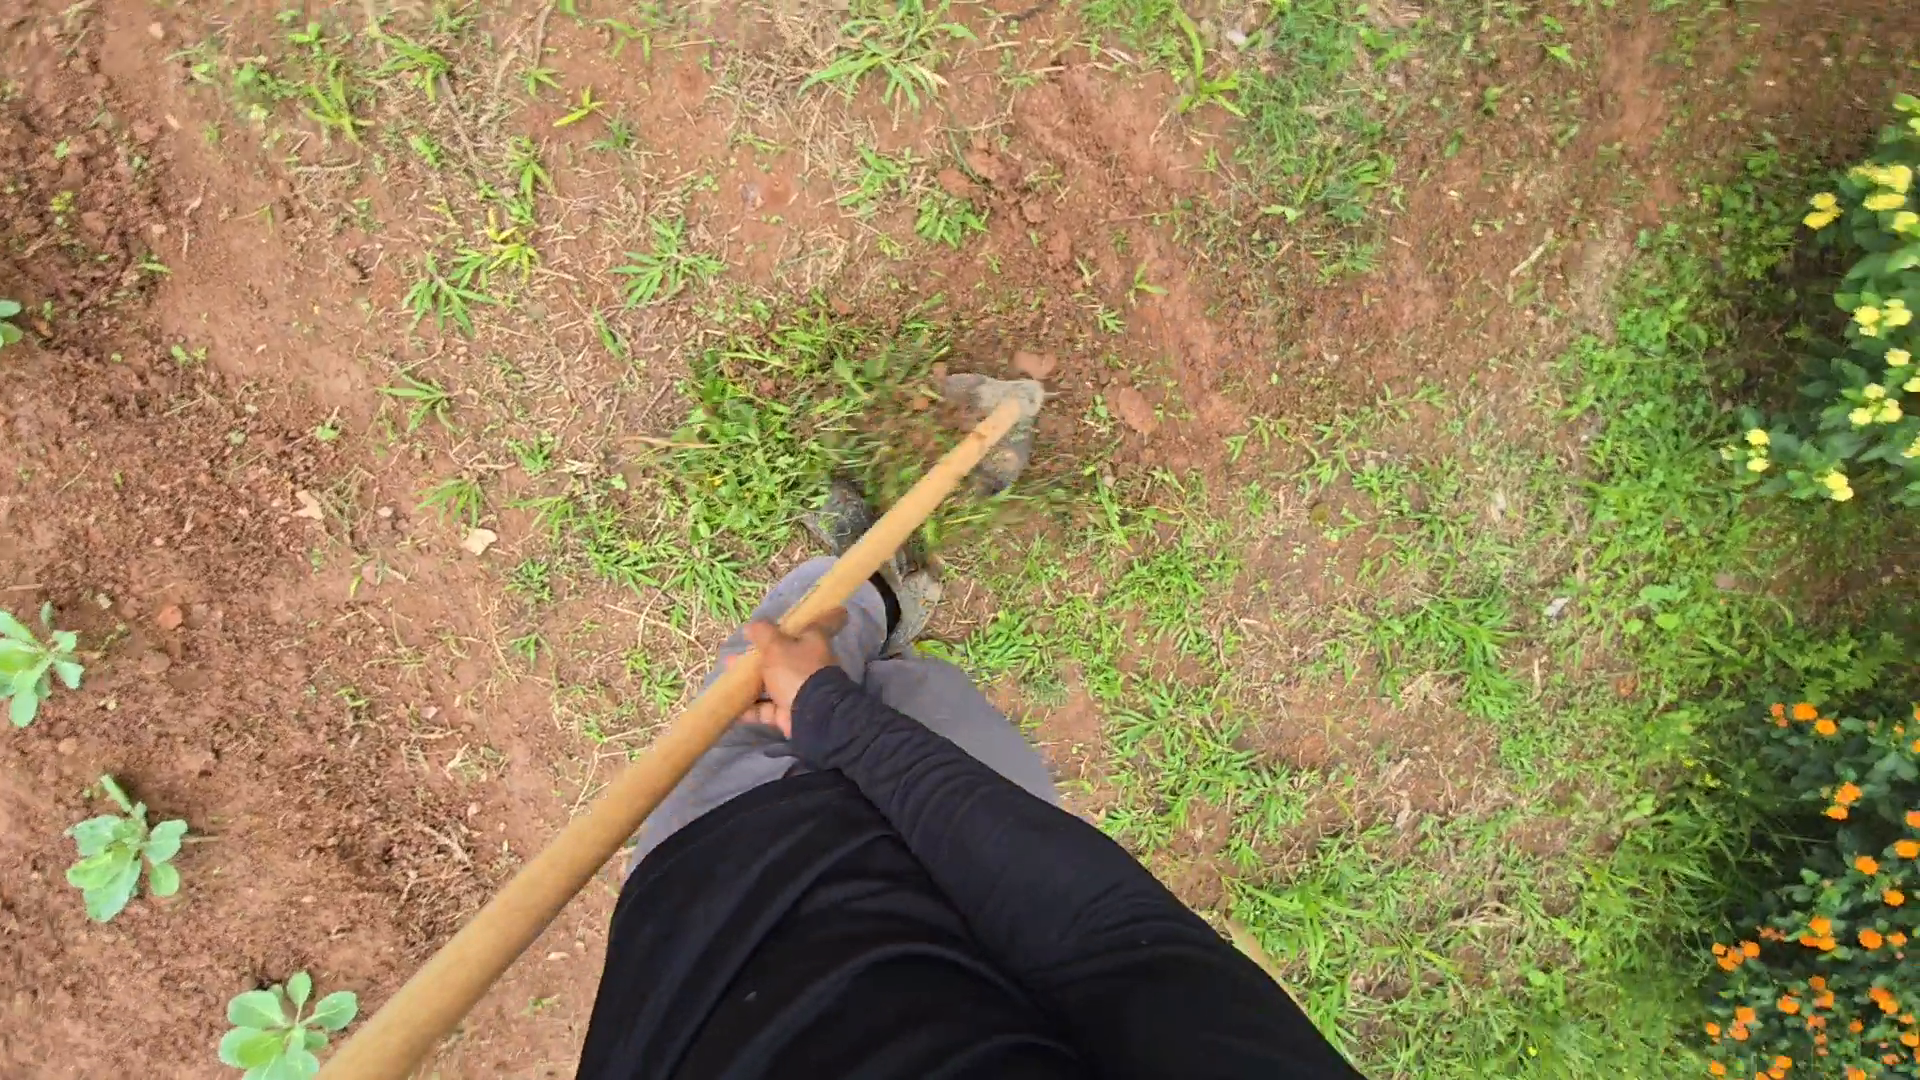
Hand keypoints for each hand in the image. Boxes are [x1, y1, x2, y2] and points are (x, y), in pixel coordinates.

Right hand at [736, 607, 848, 736]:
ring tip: (728, 680)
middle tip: (732, 660)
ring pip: (772, 684)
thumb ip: (762, 634)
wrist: (812, 714)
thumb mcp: (776, 646)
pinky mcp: (790, 712)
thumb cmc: (795, 671)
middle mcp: (809, 664)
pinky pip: (767, 709)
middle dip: (755, 661)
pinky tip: (732, 705)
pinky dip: (751, 709)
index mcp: (812, 642)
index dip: (773, 632)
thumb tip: (752, 625)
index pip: (793, 631)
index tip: (752, 635)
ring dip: (751, 684)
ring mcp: (800, 689)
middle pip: (779, 659)